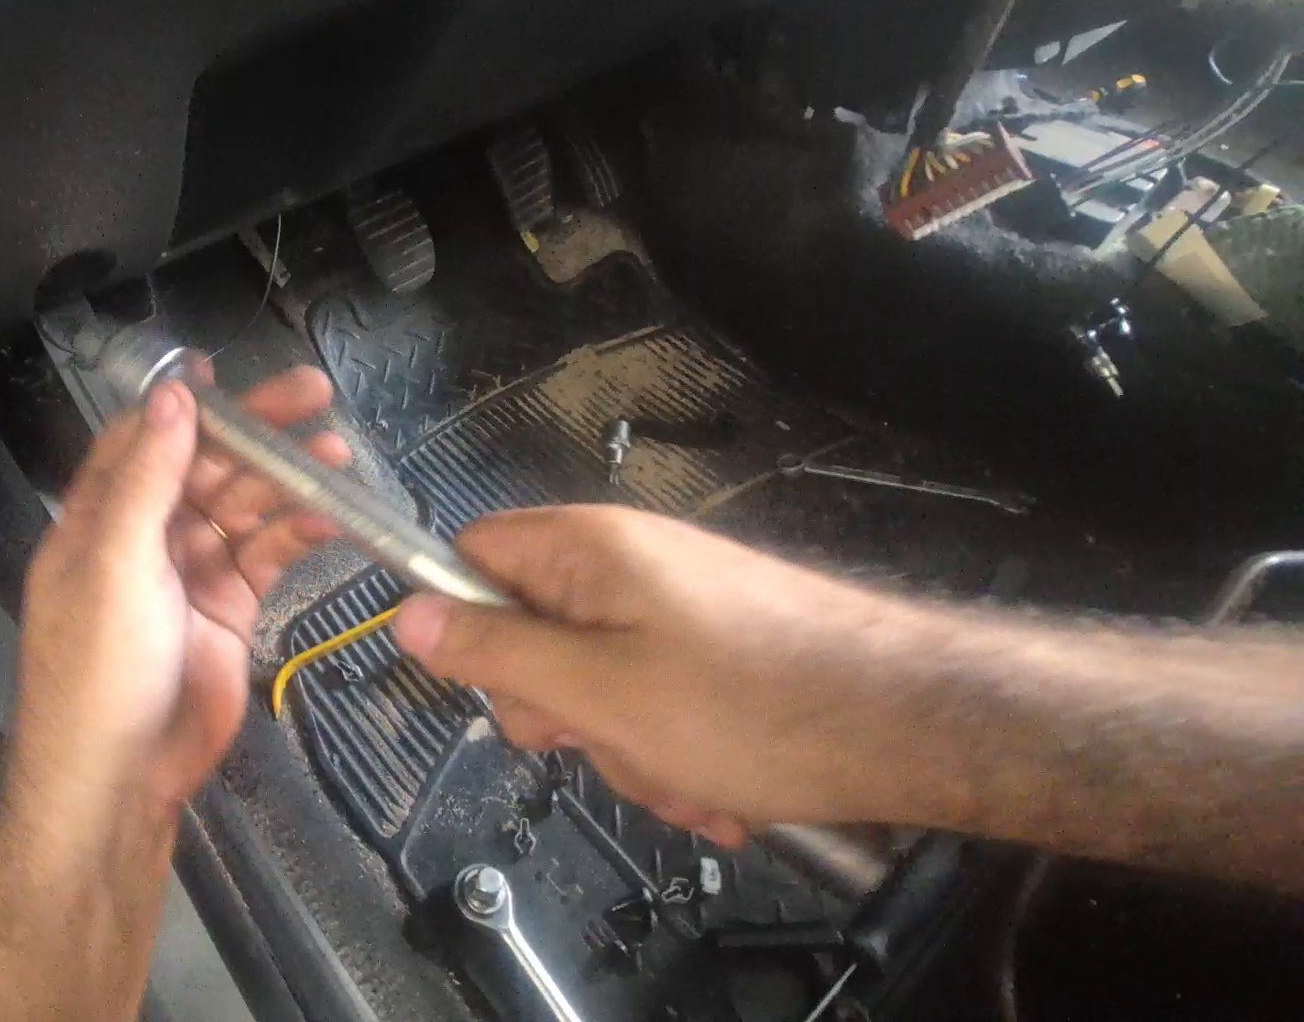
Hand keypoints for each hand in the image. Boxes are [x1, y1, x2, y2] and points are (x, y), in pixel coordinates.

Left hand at [14, 366, 349, 813]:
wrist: (126, 776)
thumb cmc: (103, 666)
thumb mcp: (116, 564)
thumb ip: (147, 479)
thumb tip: (172, 395)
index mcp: (104, 516)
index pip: (146, 440)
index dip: (183, 404)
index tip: (225, 372)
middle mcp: (149, 534)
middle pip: (209, 465)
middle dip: (258, 433)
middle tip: (314, 394)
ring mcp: (194, 568)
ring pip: (247, 507)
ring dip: (289, 480)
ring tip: (338, 453)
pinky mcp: (234, 603)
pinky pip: (269, 553)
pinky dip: (299, 532)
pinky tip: (331, 515)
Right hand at [391, 505, 903, 845]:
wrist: (924, 721)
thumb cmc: (746, 703)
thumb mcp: (596, 690)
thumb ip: (494, 651)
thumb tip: (405, 613)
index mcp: (580, 548)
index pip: (470, 555)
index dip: (465, 618)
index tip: (504, 684)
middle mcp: (617, 560)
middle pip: (527, 623)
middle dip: (555, 701)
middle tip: (599, 738)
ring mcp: (665, 598)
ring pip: (587, 669)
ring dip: (616, 736)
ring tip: (680, 774)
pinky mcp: (704, 635)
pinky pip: (643, 684)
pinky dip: (661, 737)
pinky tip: (711, 781)